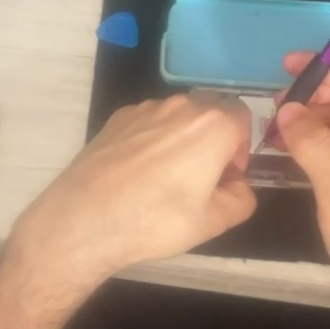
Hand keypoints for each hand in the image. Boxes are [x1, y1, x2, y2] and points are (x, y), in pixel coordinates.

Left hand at [7, 91, 256, 292]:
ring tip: (165, 179)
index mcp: (213, 125)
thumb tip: (237, 186)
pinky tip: (137, 174)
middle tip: (202, 177)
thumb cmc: (157, 219)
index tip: (228, 175)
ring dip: (181, 139)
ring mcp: (144, 109)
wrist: (86, 217)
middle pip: (209, 111)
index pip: (243, 116)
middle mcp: (181, 106)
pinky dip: (151, 140)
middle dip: (213, 139)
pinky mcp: (116, 119)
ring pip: (176, 116)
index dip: (241, 146)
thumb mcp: (215, 222)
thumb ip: (241, 199)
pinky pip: (147, 123)